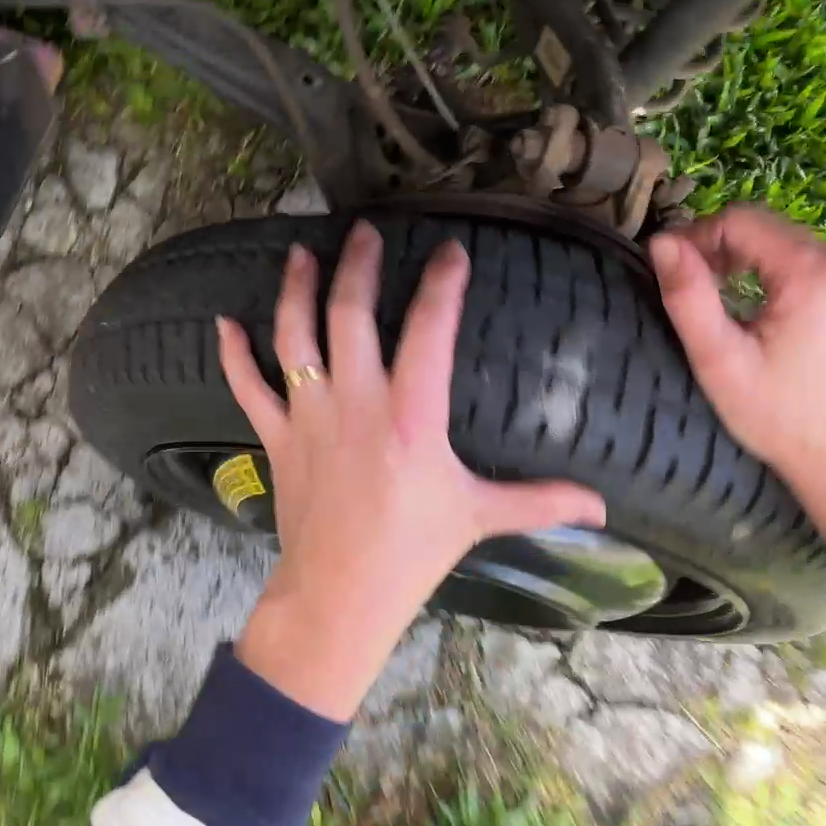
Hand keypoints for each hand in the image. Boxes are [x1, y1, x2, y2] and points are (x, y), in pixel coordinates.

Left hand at [218, 222, 605, 720]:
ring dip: (296, 289)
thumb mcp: (481, 516)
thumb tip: (602, 504)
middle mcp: (356, 401)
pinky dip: (233, 355)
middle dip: (357, 265)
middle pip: (349, 313)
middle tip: (364, 230)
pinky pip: (248, 387)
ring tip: (301, 252)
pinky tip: (222, 323)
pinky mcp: (277, 437)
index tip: (450, 250)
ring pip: (294, 336)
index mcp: (412, 414)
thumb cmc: (414, 552)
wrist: (339, 594)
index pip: (429, 329)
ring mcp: (309, 415)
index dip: (441, 283)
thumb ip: (541, 500)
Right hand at [649, 206, 825, 609]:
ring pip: (778, 240)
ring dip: (736, 258)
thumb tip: (661, 242)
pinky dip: (763, 269)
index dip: (694, 235)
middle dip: (715, 246)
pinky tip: (746, 303)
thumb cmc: (779, 416)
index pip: (741, 219)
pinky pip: (798, 258)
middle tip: (684, 286)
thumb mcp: (719, 359)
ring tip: (710, 296)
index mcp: (816, 273)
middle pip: (762, 226)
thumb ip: (688, 296)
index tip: (667, 269)